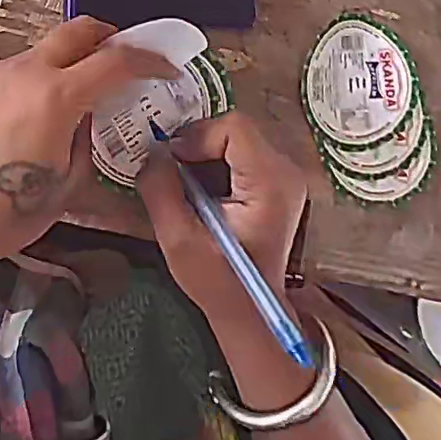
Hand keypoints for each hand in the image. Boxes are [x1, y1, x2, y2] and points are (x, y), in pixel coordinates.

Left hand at [0, 17, 174, 262]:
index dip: (149, 62)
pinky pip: (30, 61)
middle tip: (129, 59)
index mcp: (57, 95)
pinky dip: (53, 68)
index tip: (166, 69)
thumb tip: (92, 115)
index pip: (116, 61)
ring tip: (92, 83)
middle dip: (111, 37)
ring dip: (79, 53)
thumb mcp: (70, 179)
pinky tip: (55, 100)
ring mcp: (3, 73)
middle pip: (80, 29)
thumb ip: (89, 136)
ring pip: (52, 43)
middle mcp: (29, 71)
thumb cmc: (10, 210)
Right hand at [136, 114, 306, 323]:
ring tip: (188, 184)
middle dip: (198, 143)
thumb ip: (160, 188)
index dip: (197, 136)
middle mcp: (286, 171)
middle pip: (236, 128)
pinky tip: (204, 189)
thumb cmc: (217, 282)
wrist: (251, 313)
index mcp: (270, 183)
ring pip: (237, 136)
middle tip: (174, 171)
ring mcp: (287, 174)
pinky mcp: (279, 179)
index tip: (173, 161)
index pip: (234, 127)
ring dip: (206, 152)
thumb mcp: (177, 240)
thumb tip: (153, 150)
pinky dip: (217, 159)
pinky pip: (242, 149)